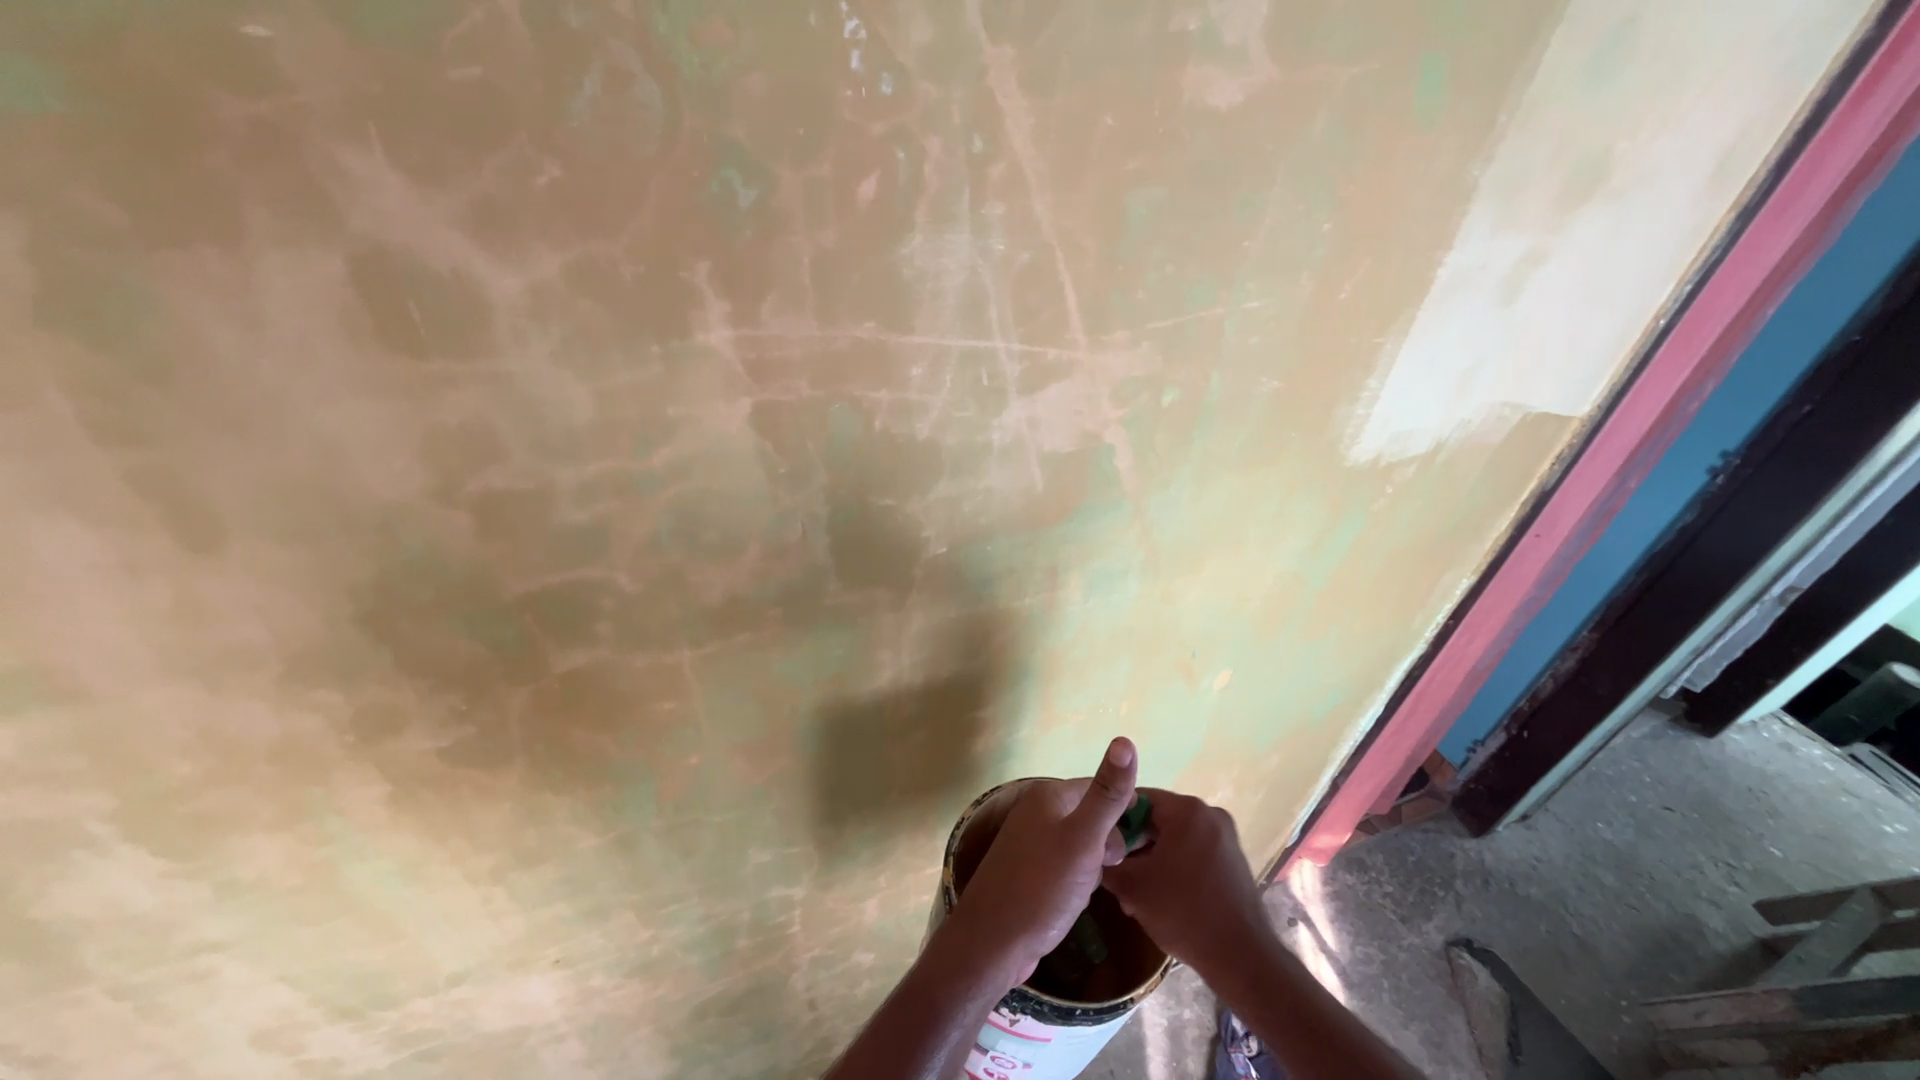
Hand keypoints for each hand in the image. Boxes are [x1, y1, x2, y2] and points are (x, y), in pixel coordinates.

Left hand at [950, 737, 1137, 988]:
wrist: (993, 942)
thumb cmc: (1043, 887)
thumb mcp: (1084, 839)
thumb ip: (1107, 794)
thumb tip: (1125, 740)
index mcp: (1048, 797)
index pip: (1099, 788)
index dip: (1123, 812)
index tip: (1141, 842)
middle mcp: (1035, 813)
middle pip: (1090, 817)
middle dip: (1107, 844)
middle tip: (1110, 869)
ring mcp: (1028, 844)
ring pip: (1080, 845)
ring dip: (1093, 866)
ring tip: (1089, 888)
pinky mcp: (1026, 873)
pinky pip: (1064, 866)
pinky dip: (1076, 881)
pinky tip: (1074, 901)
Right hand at [1099, 789, 1269, 975]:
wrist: (1240, 956)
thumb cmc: (1182, 912)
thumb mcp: (1131, 886)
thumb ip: (1106, 862)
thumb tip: (1094, 854)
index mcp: (1187, 810)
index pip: (1137, 798)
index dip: (1113, 819)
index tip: (1099, 844)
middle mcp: (1210, 814)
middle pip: (1157, 819)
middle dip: (1133, 845)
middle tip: (1115, 873)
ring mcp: (1226, 837)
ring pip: (1175, 838)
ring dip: (1152, 859)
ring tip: (1135, 893)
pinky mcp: (1234, 860)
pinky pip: (1194, 852)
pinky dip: (1174, 866)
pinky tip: (1161, 896)